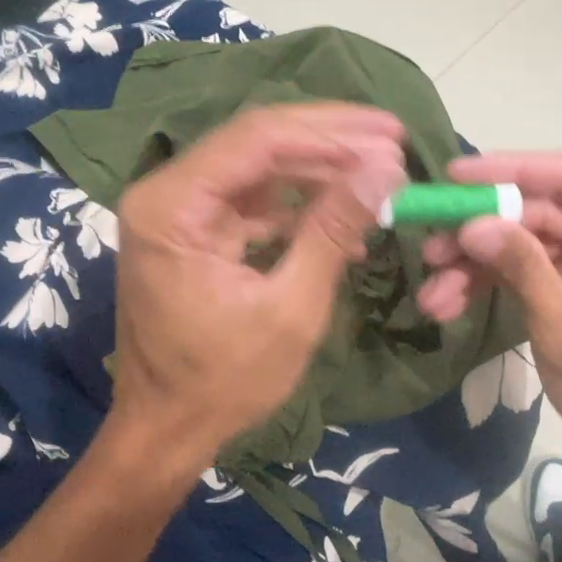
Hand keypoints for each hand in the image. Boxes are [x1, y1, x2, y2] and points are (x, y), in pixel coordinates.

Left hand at [108, 103, 405, 474]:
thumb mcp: (290, 308)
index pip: (257, 140)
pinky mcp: (194, 232)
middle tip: (395, 142)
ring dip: (320, 171)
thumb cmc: (223, 382)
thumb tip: (385, 168)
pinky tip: (346, 217)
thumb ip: (333, 230)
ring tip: (381, 175)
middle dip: (330, 142)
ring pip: (259, 167)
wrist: (167, 430)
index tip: (391, 134)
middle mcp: (166, 194)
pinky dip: (299, 207)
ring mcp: (178, 211)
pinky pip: (252, 202)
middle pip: (256, 143)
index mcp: (172, 206)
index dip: (330, 131)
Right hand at [417, 153, 561, 475]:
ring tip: (432, 291)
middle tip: (429, 244)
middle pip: (548, 209)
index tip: (455, 175)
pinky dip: (494, 280)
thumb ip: (523, 268)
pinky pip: (534, 263)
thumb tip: (472, 223)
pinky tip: (450, 300)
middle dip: (485, 230)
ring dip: (480, 262)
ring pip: (532, 237)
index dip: (513, 171)